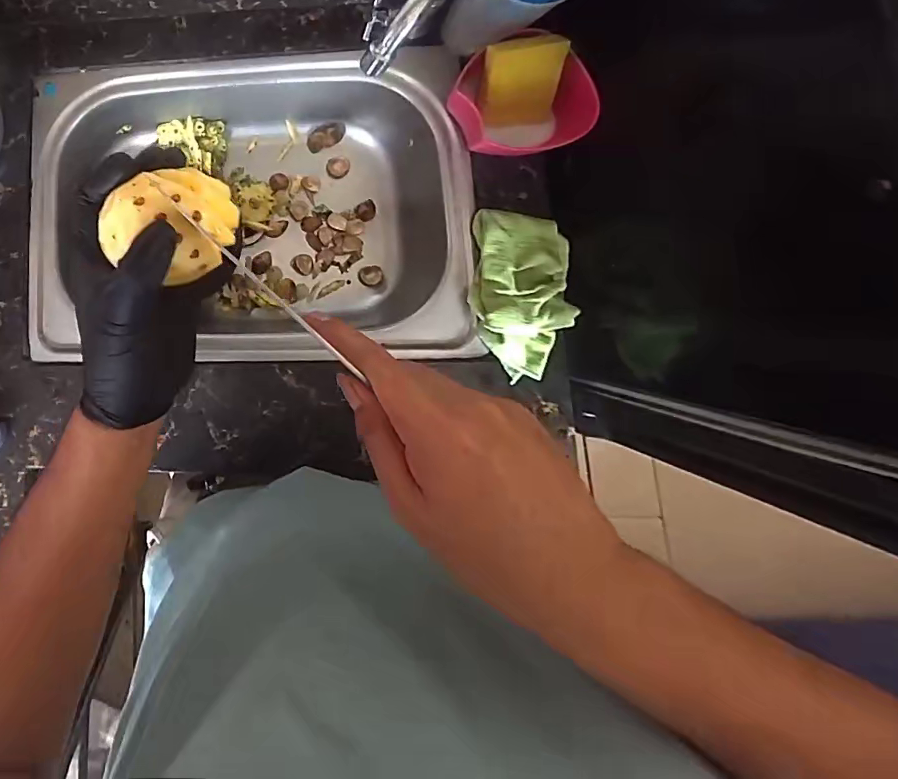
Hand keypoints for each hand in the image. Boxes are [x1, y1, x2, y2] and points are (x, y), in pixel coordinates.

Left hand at [62, 147, 233, 428]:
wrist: (139, 395)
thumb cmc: (118, 352)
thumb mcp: (124, 308)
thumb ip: (141, 265)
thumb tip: (165, 223)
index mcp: (94, 254)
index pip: (92, 200)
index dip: (110, 174)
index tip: (139, 159)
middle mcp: (120, 254)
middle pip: (135, 204)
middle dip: (157, 181)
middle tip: (182, 162)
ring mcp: (150, 269)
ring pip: (169, 226)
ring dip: (191, 210)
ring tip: (214, 192)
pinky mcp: (176, 286)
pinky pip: (196, 260)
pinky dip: (215, 252)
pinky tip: (234, 240)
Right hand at [310, 315, 628, 627]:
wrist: (579, 578)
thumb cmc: (482, 555)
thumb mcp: (412, 508)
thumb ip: (379, 440)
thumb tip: (356, 389)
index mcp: (438, 429)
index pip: (381, 367)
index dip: (346, 340)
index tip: (318, 321)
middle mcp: (471, 403)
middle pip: (409, 377)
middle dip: (385, 391)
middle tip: (383, 438)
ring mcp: (503, 406)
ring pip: (440, 390)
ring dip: (420, 409)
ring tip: (436, 467)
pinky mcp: (524, 415)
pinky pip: (469, 403)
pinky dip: (450, 418)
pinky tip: (470, 467)